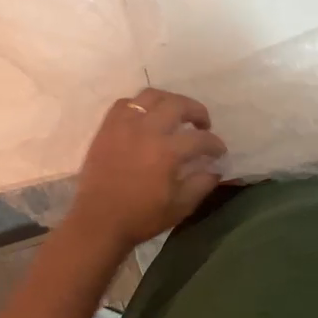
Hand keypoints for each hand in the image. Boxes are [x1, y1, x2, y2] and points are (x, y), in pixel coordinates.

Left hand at [67, 89, 226, 249]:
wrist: (98, 221)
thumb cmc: (141, 217)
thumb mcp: (180, 207)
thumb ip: (201, 184)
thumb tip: (215, 169)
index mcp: (167, 152)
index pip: (201, 138)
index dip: (215, 144)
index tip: (219, 152)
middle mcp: (147, 130)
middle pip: (178, 105)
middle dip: (197, 111)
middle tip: (202, 124)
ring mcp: (124, 125)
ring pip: (151, 96)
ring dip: (169, 101)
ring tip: (175, 114)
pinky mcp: (107, 128)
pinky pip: (126, 103)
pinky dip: (140, 105)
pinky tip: (146, 118)